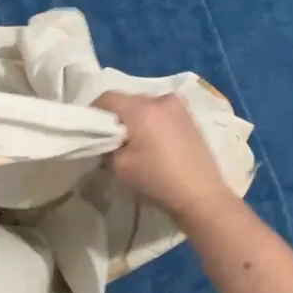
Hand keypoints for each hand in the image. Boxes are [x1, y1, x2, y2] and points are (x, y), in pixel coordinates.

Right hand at [94, 91, 241, 220]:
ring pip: (145, 105)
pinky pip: (161, 112)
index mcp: (142, 108)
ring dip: (136, 119)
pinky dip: (152, 122)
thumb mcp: (119, 166)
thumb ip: (106, 144)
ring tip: (136, 142)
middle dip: (117, 116)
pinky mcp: (190, 117)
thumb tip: (108, 138)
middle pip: (128, 100)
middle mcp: (161, 99)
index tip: (92, 130)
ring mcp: (179, 106)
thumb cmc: (156, 180)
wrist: (200, 195)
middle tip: (113, 139)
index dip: (94, 112)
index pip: (107, 98)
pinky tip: (155, 143)